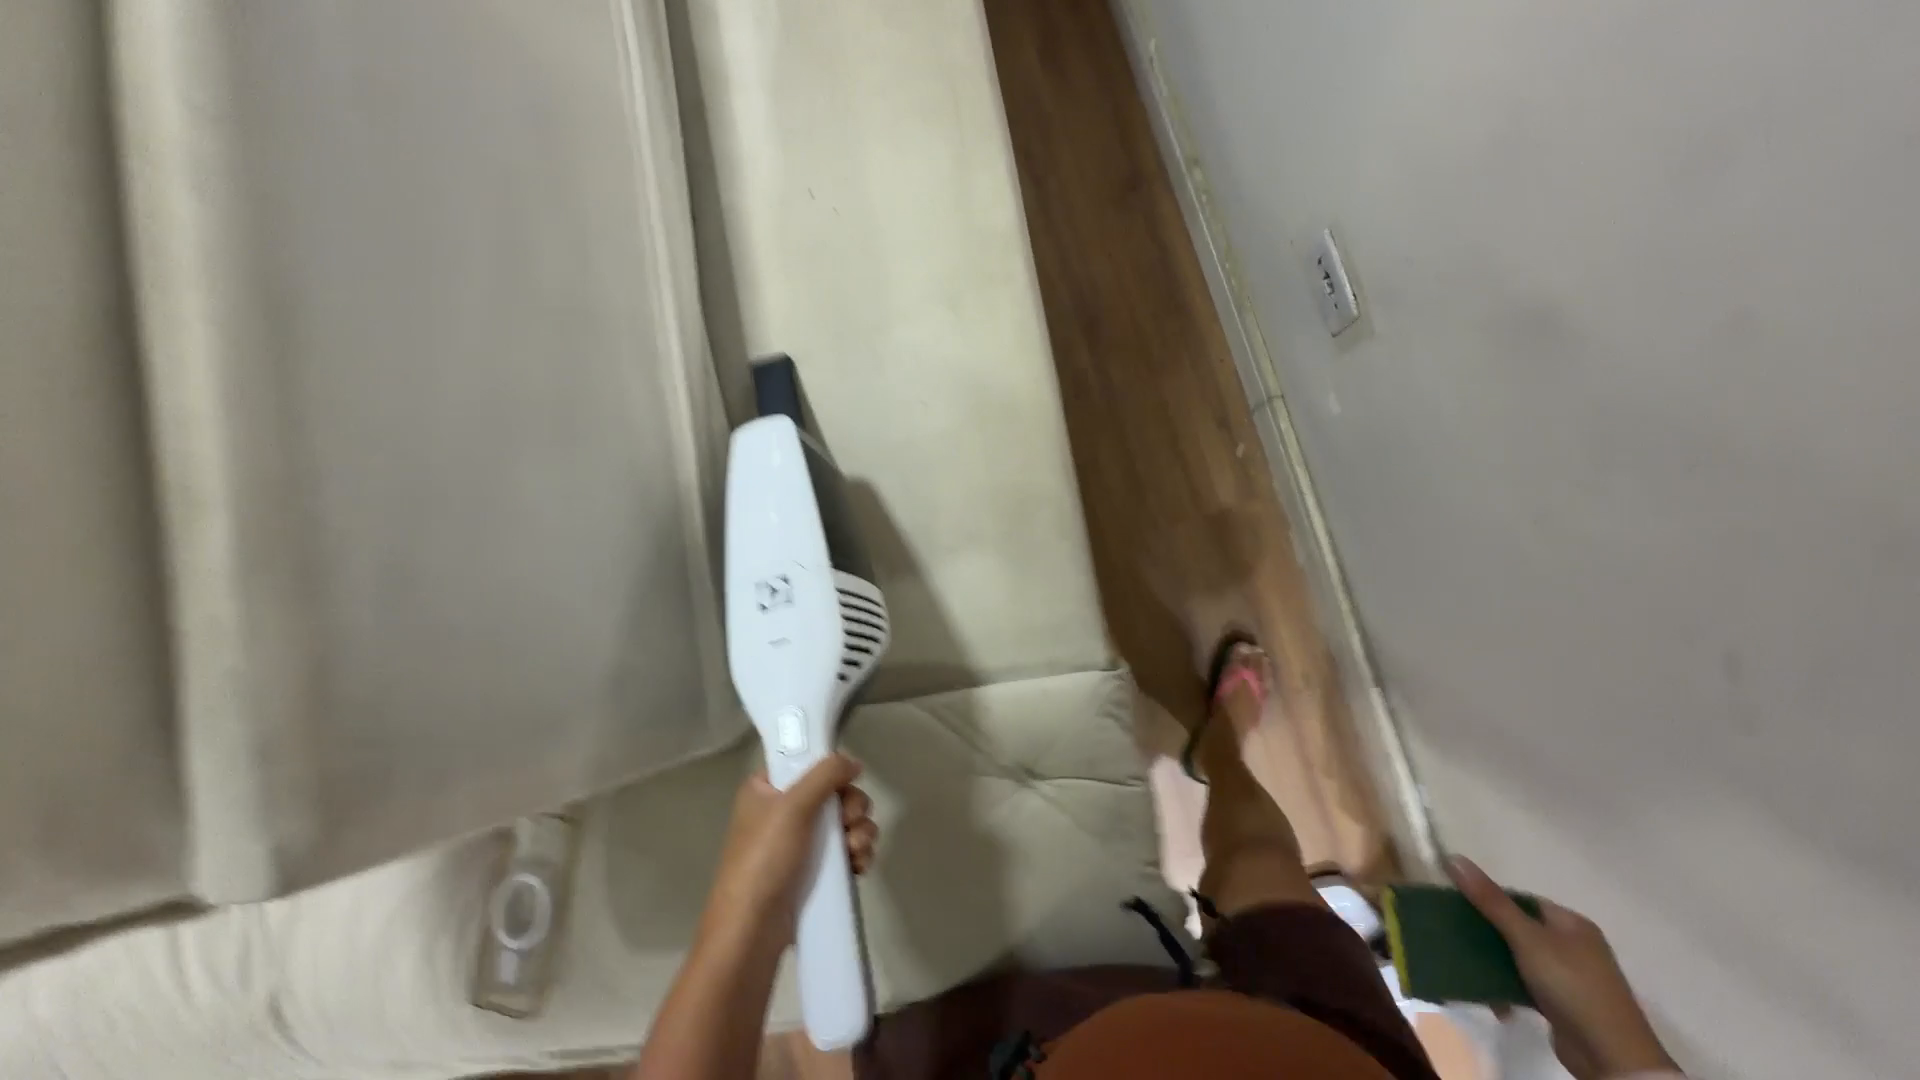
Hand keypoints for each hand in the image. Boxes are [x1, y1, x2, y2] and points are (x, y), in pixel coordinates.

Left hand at [708, 754, 877, 942]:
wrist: (752, 929)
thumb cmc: (765, 859)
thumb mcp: (792, 807)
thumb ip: (825, 775)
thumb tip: (853, 760)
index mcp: (767, 789)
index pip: (808, 764)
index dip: (831, 773)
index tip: (844, 787)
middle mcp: (783, 811)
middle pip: (835, 794)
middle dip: (852, 810)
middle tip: (849, 824)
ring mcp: (800, 843)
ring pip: (846, 823)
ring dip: (860, 834)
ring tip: (855, 853)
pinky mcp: (814, 871)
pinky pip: (847, 851)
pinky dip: (857, 855)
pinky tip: (858, 868)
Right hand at [1449, 856, 1678, 1079]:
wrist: (1609, 1053)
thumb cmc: (1570, 983)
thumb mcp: (1527, 938)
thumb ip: (1491, 901)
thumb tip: (1455, 857)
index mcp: (1571, 923)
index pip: (1523, 900)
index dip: (1490, 900)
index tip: (1458, 906)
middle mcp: (1573, 946)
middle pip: (1519, 929)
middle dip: (1487, 934)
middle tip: (1456, 936)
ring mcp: (1570, 977)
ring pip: (1520, 960)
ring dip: (1494, 965)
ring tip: (1466, 968)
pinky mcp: (1563, 1004)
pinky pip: (1526, 986)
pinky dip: (1508, 989)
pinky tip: (1492, 1000)